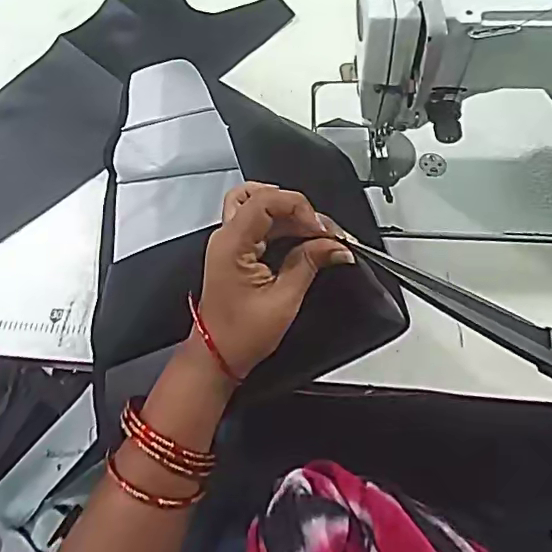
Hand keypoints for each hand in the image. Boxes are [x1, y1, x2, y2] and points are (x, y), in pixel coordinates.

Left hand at [193, 183, 353, 378]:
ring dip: (290, 215)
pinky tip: (303, 242)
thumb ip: (308, 264)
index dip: (297, 206)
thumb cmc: (240, 335)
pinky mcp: (236, 250)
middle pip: (260, 196)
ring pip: (258, 206)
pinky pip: (259, 224)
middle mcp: (226, 236)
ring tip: (316, 235)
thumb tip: (334, 245)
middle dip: (296, 208)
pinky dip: (283, 227)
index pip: (264, 199)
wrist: (218, 354)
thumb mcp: (284, 300)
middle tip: (321, 231)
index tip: (320, 228)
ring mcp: (229, 242)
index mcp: (232, 243)